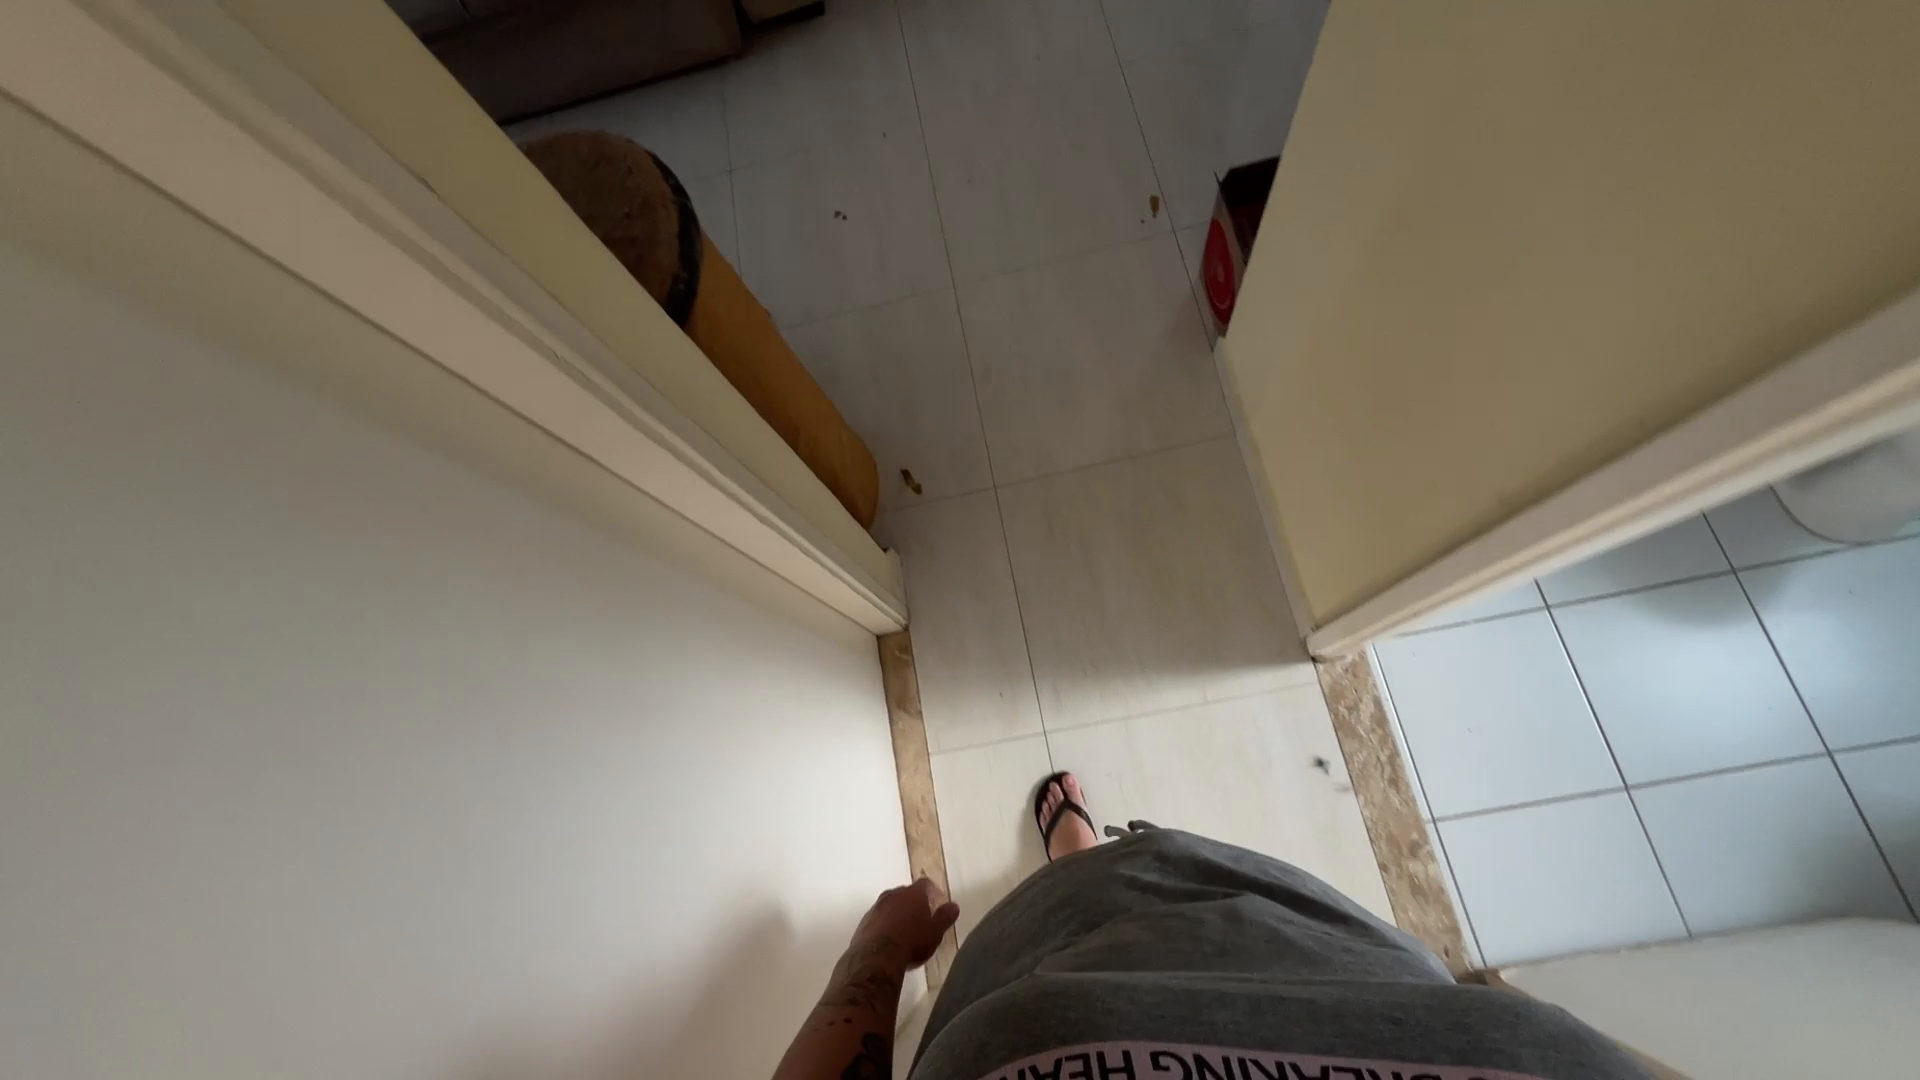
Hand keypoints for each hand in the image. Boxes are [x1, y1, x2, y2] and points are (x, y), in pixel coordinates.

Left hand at [847, 878, 958, 971]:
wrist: (877, 958)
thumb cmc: (912, 942)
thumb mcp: (935, 932)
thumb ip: (945, 917)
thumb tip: (954, 905)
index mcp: (912, 893)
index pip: (925, 884)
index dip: (932, 891)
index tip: (937, 901)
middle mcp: (893, 894)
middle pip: (906, 893)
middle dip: (914, 902)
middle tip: (922, 917)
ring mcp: (876, 907)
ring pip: (890, 905)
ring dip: (898, 913)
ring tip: (905, 930)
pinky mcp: (864, 922)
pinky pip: (878, 918)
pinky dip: (885, 924)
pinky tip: (889, 940)